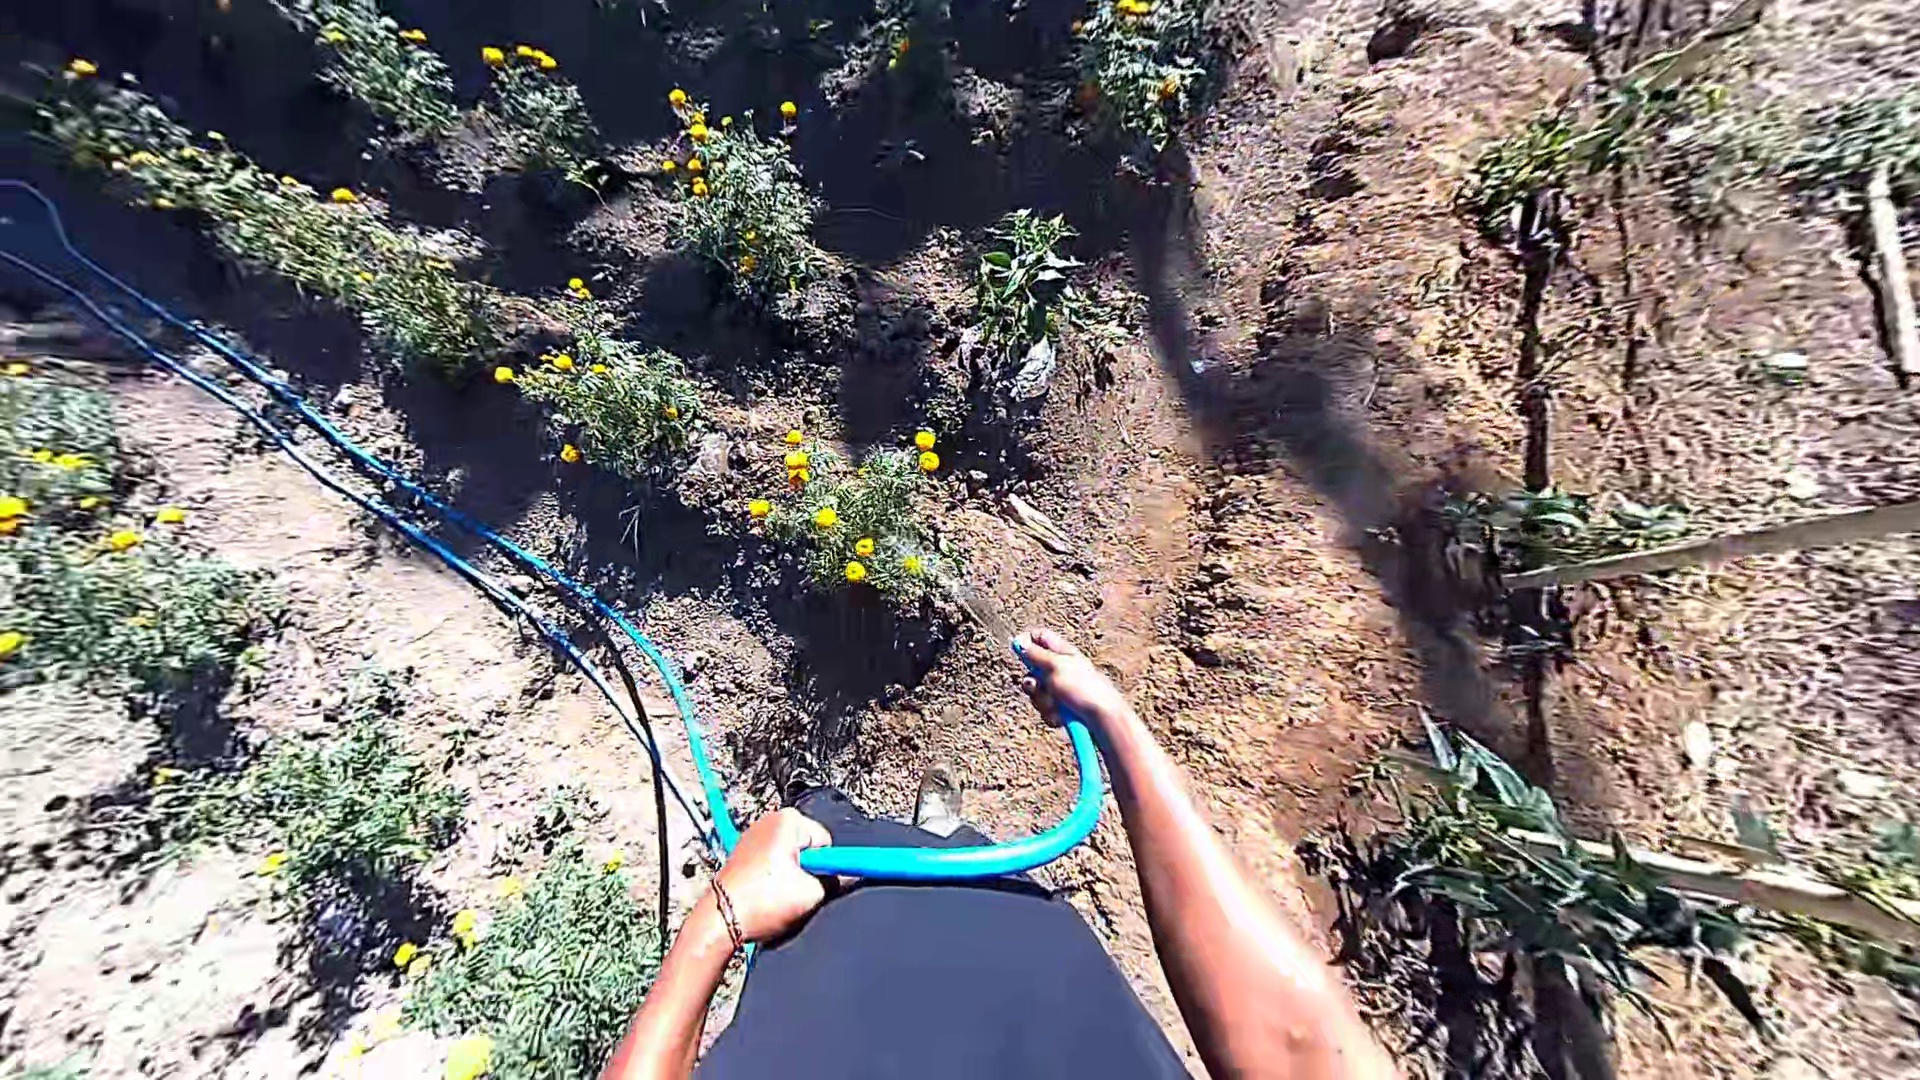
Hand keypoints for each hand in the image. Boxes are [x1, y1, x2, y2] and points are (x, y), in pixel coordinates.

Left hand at [713, 808, 832, 942]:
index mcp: (789, 820)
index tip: (825, 883)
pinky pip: (772, 861)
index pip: (826, 842)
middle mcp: (771, 819)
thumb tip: (850, 876)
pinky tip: (765, 895)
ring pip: (790, 856)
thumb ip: (837, 882)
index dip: (827, 867)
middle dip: (806, 871)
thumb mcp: (811, 894)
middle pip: (808, 848)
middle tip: (795, 893)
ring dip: (789, 876)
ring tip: (776, 897)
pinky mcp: (744, 851)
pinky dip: (773, 877)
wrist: (718, 922)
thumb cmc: (758, 903)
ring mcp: (754, 834)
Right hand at [1015, 629, 1137, 735]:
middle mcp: (1062, 669)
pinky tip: (1061, 717)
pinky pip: (1046, 709)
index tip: (1018, 650)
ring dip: (1042, 701)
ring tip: (1056, 705)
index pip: (1040, 637)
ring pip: (1038, 693)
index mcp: (1064, 653)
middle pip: (1033, 670)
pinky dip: (1050, 714)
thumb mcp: (1055, 667)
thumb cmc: (1083, 689)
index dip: (1027, 641)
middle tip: (1038, 686)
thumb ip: (1035, 655)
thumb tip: (1019, 640)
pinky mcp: (1063, 709)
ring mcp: (1063, 690)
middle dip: (1033, 682)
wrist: (1103, 720)